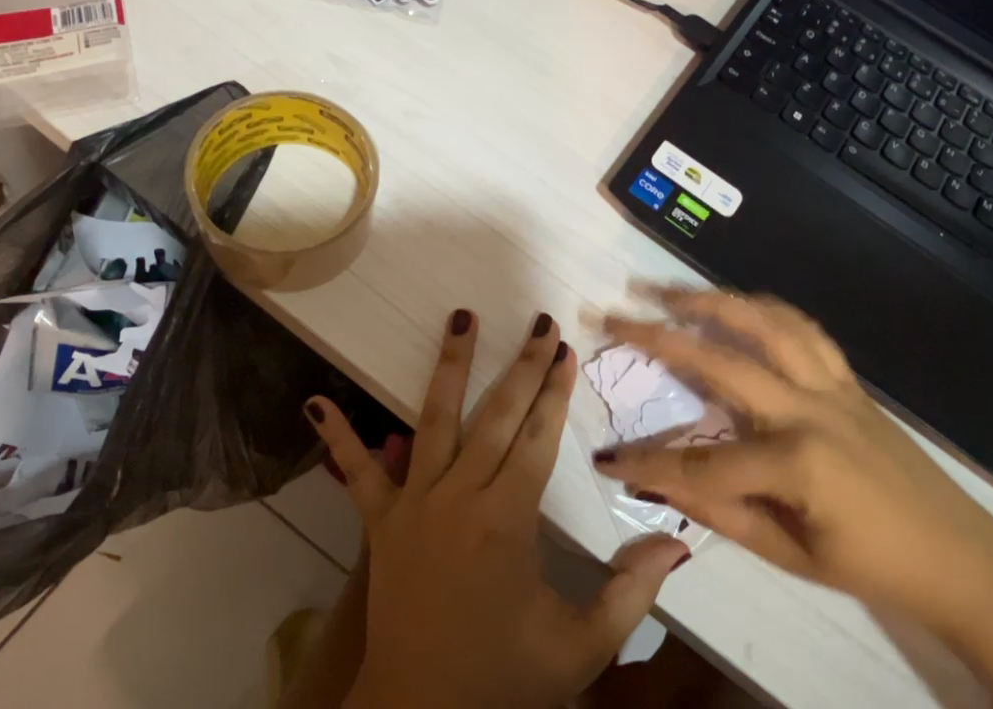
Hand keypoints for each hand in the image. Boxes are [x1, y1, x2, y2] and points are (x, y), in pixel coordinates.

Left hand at [302, 310, 688, 708]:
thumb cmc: (506, 678)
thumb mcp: (581, 646)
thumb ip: (631, 592)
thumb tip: (678, 542)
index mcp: (507, 520)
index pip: (539, 439)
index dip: (555, 392)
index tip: (565, 350)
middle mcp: (459, 497)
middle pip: (496, 417)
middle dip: (522, 366)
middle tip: (539, 323)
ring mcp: (413, 504)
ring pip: (433, 421)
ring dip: (449, 367)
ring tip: (461, 319)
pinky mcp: (380, 522)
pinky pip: (358, 472)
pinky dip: (339, 438)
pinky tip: (315, 402)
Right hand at [591, 287, 992, 633]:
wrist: (961, 558)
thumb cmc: (872, 566)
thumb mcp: (788, 553)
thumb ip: (718, 511)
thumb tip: (654, 483)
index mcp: (796, 463)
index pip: (700, 460)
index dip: (647, 462)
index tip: (604, 457)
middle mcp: (811, 411)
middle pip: (721, 361)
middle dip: (659, 338)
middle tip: (613, 318)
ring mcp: (834, 388)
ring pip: (767, 324)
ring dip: (713, 301)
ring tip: (669, 290)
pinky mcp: (850, 382)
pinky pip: (805, 331)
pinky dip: (766, 309)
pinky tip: (738, 303)